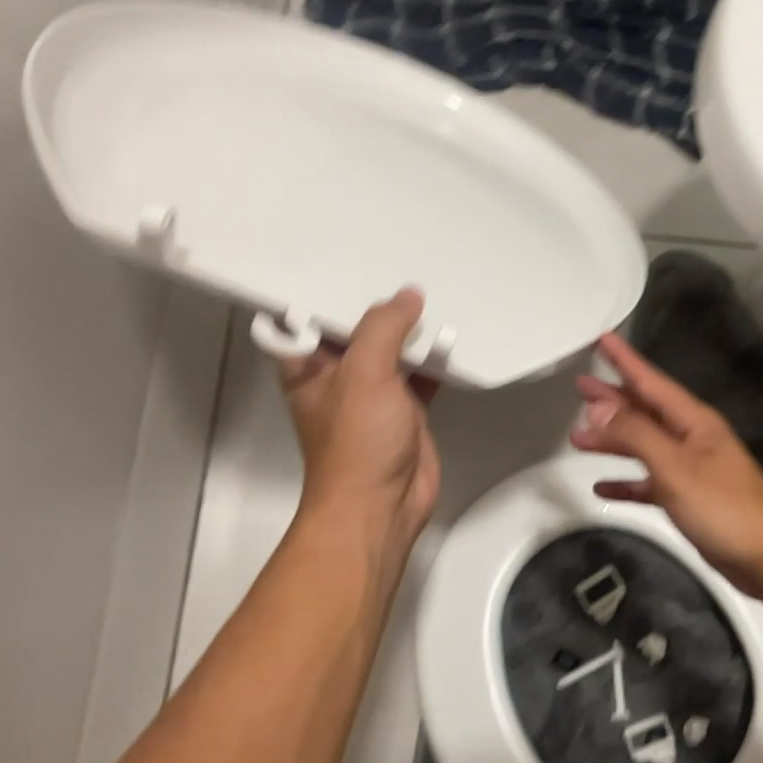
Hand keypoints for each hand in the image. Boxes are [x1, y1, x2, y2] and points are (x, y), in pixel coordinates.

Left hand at [279, 289, 441, 552]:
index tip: (352, 256)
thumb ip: (384, 328)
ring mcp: (373, 396)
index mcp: (310, 365)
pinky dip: (435, 360)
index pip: (312, 315)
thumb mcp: (364, 373)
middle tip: (405, 266)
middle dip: (380, 305)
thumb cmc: (358, 441)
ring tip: (433, 292)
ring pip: (392, 352)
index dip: (328, 288)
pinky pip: (420, 376)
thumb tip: (408, 295)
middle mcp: (338, 376)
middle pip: (358, 330)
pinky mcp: (406, 412)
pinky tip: (453, 338)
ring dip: (411, 332)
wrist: (383, 506)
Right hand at [571, 334, 762, 599]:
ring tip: (578, 437)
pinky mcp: (689, 500)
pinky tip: (603, 486)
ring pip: (645, 446)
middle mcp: (693, 439)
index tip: (602, 339)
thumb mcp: (675, 466)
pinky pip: (650, 483)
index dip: (627, 361)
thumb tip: (599, 405)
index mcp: (694, 422)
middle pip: (646, 412)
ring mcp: (692, 470)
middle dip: (614, 400)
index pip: (653, 383)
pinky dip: (627, 482)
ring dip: (614, 441)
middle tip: (580, 387)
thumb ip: (636, 434)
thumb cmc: (724, 507)